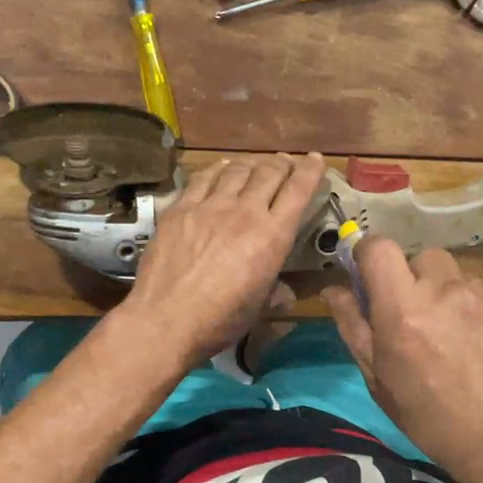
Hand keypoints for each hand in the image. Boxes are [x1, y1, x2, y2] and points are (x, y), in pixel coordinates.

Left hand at [119, 153, 323, 369]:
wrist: (166, 320)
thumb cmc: (219, 322)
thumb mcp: (257, 309)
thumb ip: (274, 294)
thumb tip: (285, 295)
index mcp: (272, 237)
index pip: (298, 191)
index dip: (310, 171)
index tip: (316, 160)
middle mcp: (245, 212)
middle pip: (269, 173)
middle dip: (282, 164)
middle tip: (285, 163)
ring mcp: (210, 207)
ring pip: (236, 170)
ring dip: (251, 164)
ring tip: (255, 166)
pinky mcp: (180, 209)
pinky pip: (203, 179)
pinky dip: (217, 169)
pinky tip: (220, 170)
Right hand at [322, 239, 482, 482]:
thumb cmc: (432, 421)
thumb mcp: (380, 382)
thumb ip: (354, 328)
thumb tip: (333, 289)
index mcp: (403, 312)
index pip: (379, 248)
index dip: (371, 255)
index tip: (373, 274)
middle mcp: (446, 291)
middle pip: (423, 259)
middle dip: (417, 282)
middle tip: (424, 321)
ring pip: (460, 276)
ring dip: (454, 297)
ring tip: (463, 339)